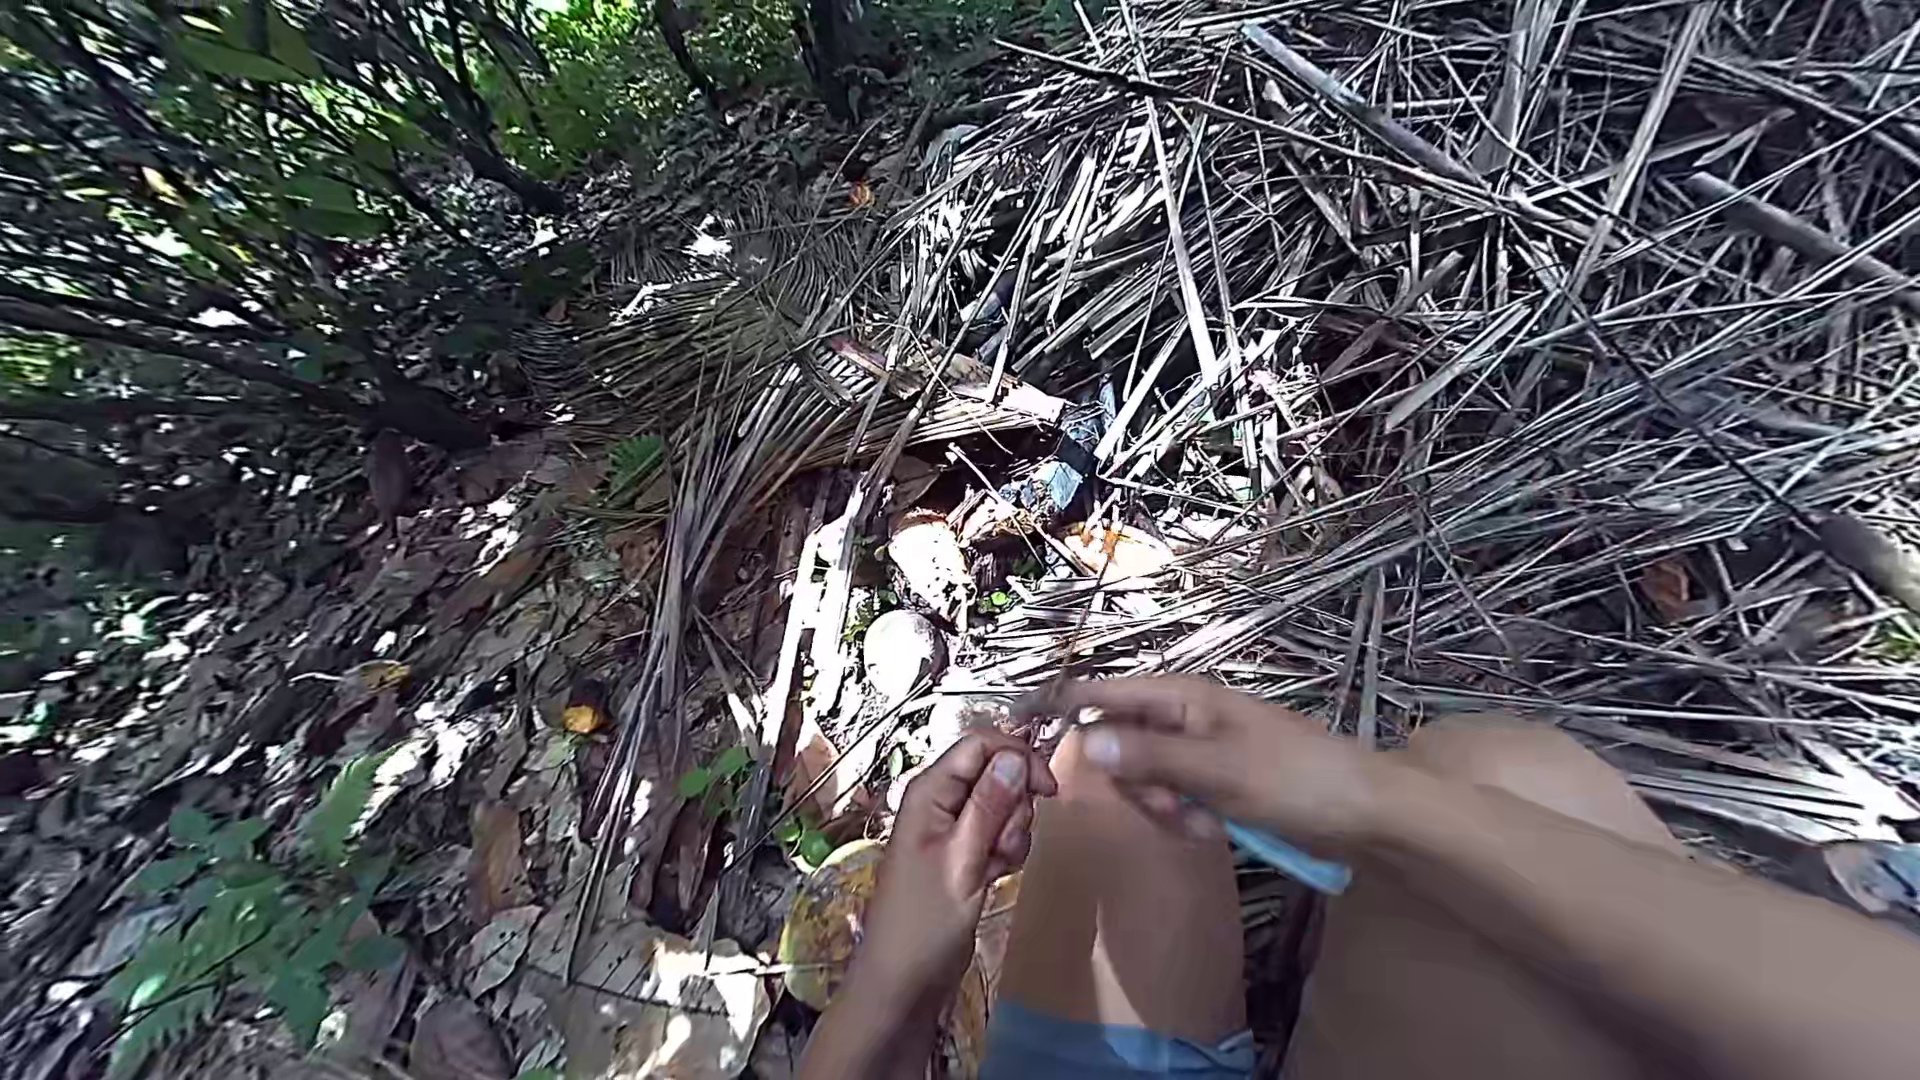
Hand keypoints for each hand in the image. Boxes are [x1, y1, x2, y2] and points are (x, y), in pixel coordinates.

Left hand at [844, 727, 1056, 1012]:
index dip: (1017, 757)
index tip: (1048, 789)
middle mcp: (942, 797)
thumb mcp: (961, 861)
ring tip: (995, 865)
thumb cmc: (923, 923)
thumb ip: (989, 806)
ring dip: (1012, 831)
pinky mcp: (967, 848)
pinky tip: (996, 874)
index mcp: (931, 789)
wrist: (903, 984)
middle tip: (1002, 844)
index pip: (981, 744)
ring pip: (1004, 802)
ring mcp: (955, 824)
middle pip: (997, 771)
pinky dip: (1007, 849)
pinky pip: (1001, 830)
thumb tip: (1016, 757)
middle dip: (1013, 805)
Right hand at [1022, 676, 1396, 850]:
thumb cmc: (1294, 777)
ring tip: (1202, 821)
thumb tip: (1083, 740)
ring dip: (1162, 804)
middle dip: (1135, 781)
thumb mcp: (1218, 769)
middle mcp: (1178, 716)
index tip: (1021, 717)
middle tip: (1171, 806)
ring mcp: (1193, 748)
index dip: (1063, 702)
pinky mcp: (1207, 778)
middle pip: (1117, 743)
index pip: (1103, 692)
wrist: (1368, 813)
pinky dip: (1182, 816)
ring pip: (1141, 776)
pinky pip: (1169, 795)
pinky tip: (1214, 828)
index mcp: (1178, 696)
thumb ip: (1147, 755)